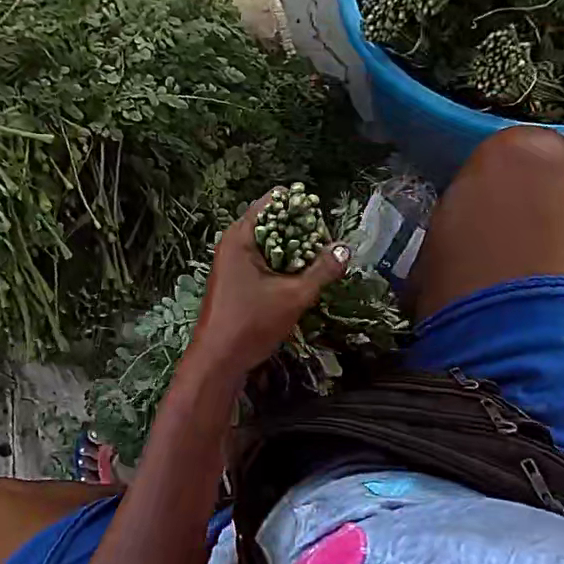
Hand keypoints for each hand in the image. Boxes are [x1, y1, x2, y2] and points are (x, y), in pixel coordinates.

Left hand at [185, 189, 349, 375]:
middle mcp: (233, 243)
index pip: (273, 201)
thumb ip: (322, 270)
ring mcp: (232, 262)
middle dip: (301, 230)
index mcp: (241, 236)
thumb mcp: (294, 295)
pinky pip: (264, 261)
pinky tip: (302, 278)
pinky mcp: (236, 280)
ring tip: (319, 261)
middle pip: (272, 221)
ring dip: (294, 250)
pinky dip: (283, 265)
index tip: (322, 223)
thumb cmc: (251, 323)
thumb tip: (345, 249)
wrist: (217, 361)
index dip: (300, 207)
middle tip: (326, 245)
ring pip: (270, 243)